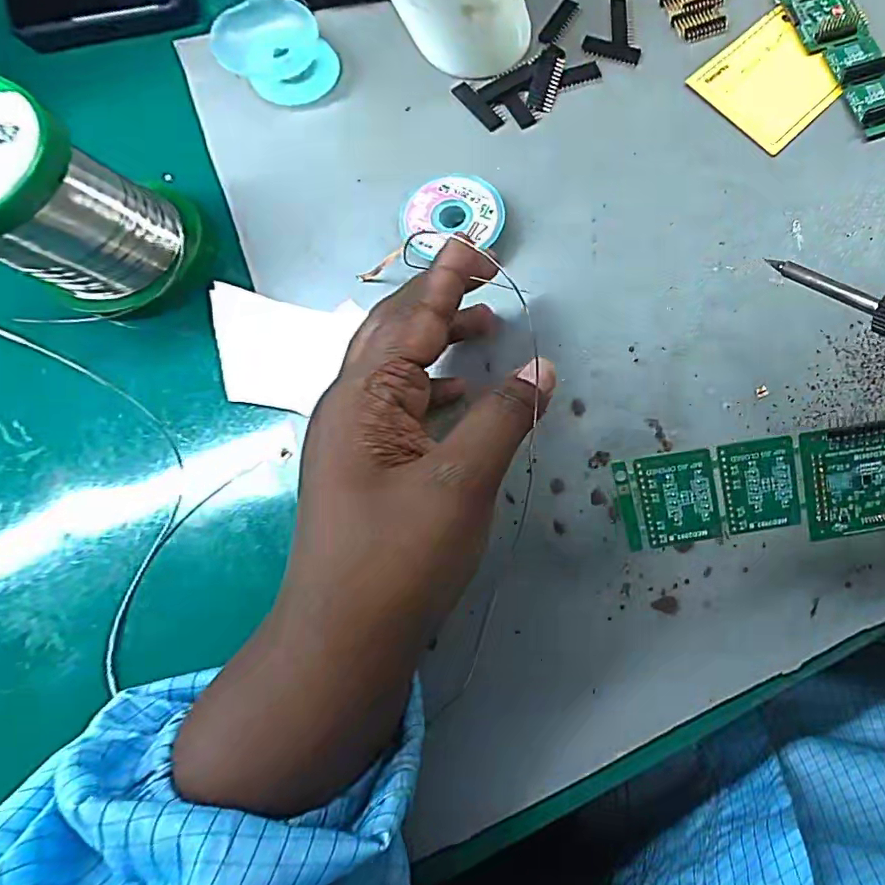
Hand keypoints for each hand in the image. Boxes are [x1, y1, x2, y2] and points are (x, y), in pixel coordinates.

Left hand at [176, 238, 553, 815]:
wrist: (343, 638)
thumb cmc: (399, 557)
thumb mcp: (461, 482)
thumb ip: (503, 418)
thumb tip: (541, 369)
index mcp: (364, 401)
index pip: (409, 322)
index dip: (444, 280)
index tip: (474, 246)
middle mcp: (352, 408)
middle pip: (392, 332)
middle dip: (436, 296)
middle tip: (485, 275)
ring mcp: (357, 438)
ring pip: (398, 367)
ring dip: (438, 338)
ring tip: (485, 326)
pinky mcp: (370, 464)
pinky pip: (405, 402)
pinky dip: (440, 384)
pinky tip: (467, 393)